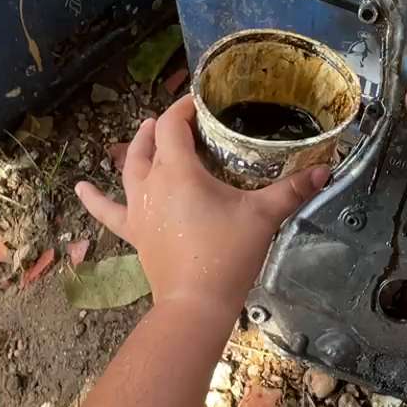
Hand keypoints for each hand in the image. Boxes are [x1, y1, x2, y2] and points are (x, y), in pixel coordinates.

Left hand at [75, 96, 328, 318]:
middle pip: (148, 143)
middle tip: (182, 121)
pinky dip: (93, 199)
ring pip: (128, 169)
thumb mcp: (263, 216)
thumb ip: (293, 190)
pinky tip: (80, 188)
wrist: (196, 304)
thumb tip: (327, 169)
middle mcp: (151, 184)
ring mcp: (138, 210)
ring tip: (142, 133)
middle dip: (163, 126)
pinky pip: (109, 212)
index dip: (185, 108)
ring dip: (136, 147)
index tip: (203, 102)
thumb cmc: (227, 254)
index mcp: (178, 171)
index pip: (173, 125)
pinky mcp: (135, 233)